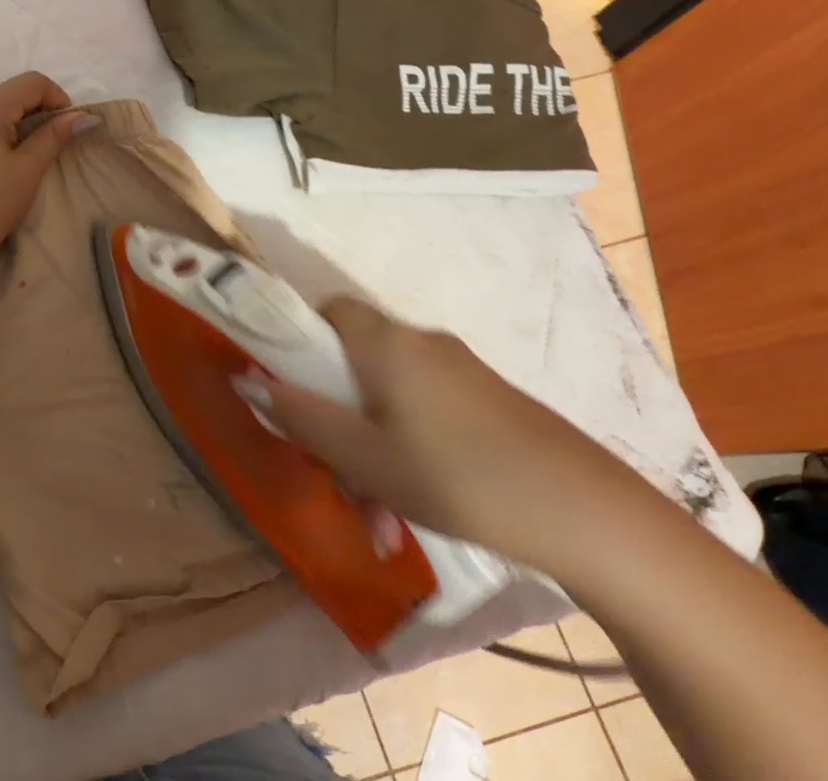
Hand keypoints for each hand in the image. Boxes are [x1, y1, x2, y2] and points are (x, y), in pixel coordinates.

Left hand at [0, 73, 97, 271]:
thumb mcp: (28, 171)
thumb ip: (54, 136)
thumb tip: (83, 116)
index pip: (31, 81)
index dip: (57, 97)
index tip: (67, 127)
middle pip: (6, 92)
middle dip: (32, 110)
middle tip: (45, 144)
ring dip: (8, 121)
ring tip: (18, 155)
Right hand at [235, 298, 662, 574]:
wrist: (581, 511)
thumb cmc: (451, 475)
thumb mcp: (358, 454)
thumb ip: (298, 415)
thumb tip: (246, 379)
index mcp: (385, 342)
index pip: (325, 309)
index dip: (295, 338)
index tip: (285, 386)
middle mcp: (421, 343)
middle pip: (353, 364)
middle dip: (334, 420)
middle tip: (332, 477)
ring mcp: (459, 372)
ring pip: (387, 399)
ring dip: (369, 450)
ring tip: (379, 519)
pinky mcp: (486, 401)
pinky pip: (423, 415)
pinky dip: (405, 452)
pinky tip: (413, 507)